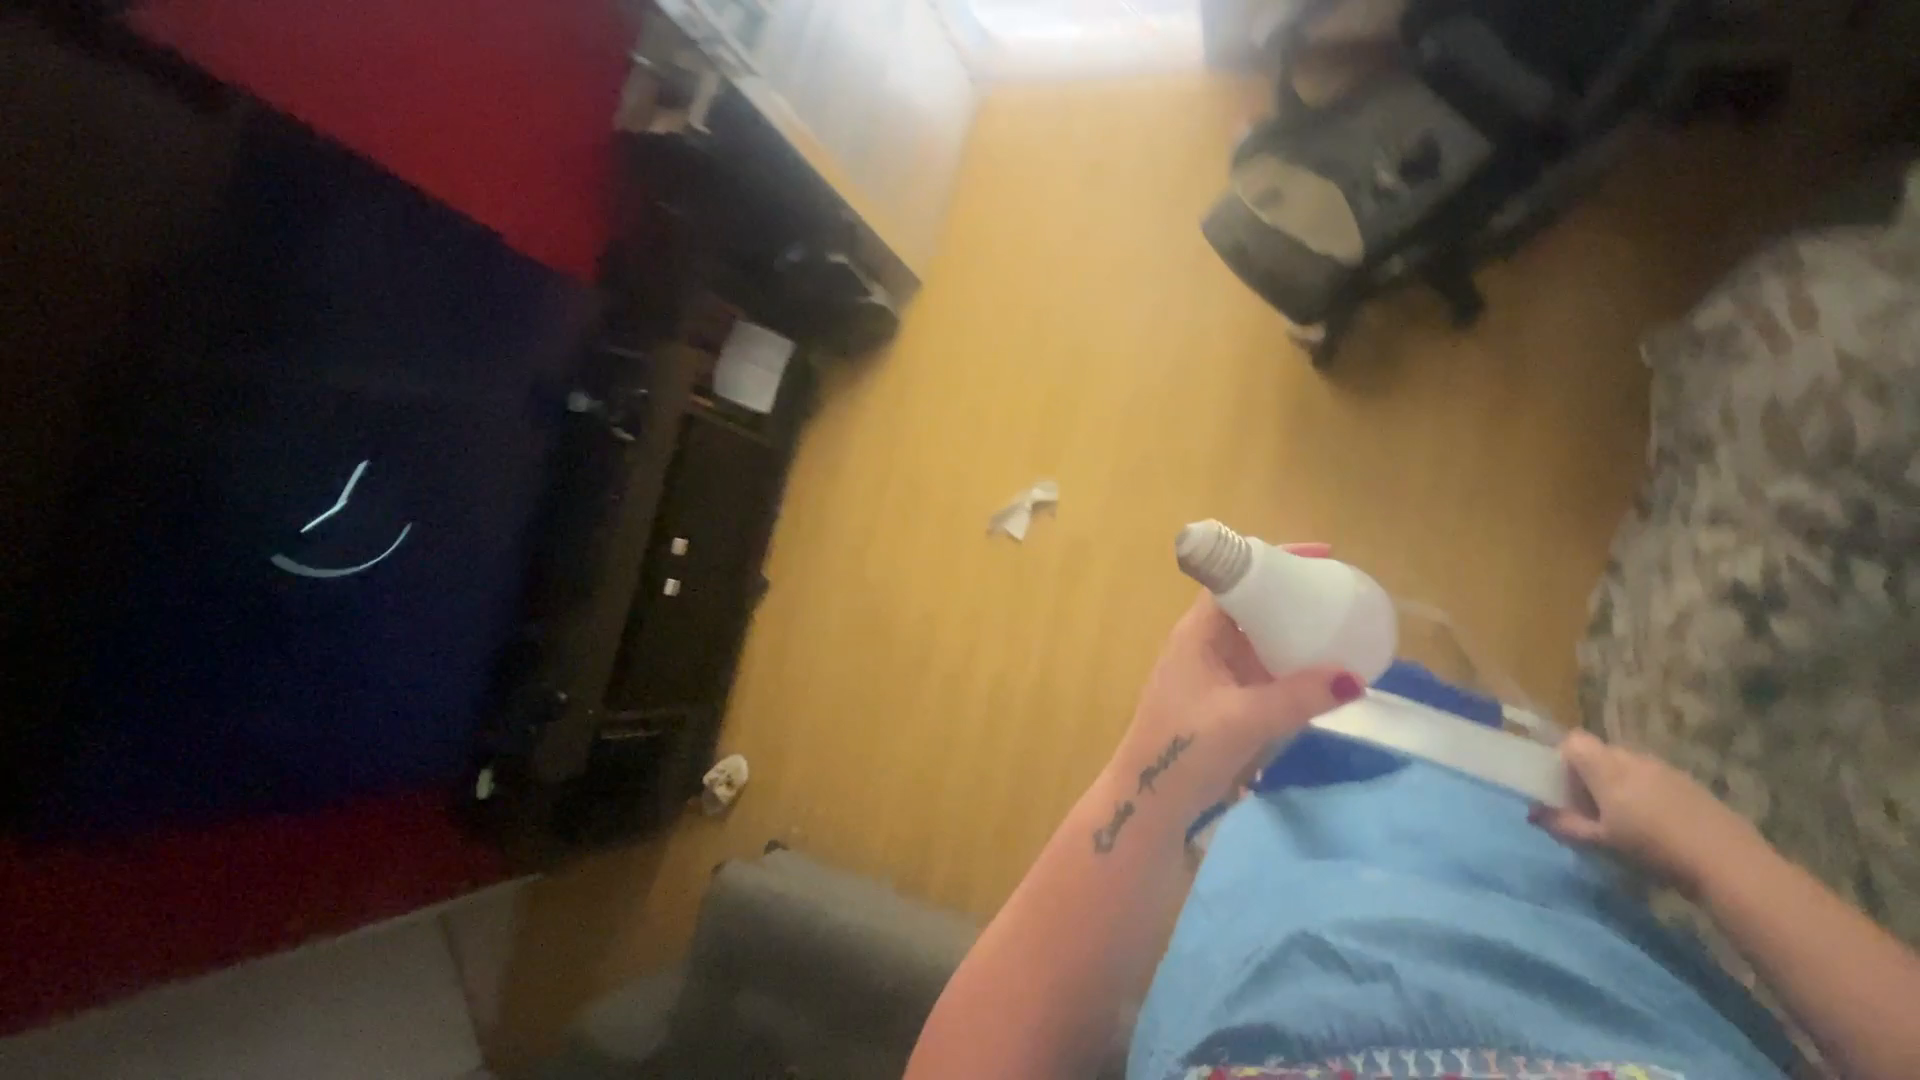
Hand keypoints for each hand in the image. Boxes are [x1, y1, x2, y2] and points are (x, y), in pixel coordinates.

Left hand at [1095, 566, 1362, 852]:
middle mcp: (1203, 646)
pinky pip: (1261, 670)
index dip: (1272, 561)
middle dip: (1291, 595)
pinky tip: (1322, 671)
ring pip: (1257, 639)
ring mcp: (1212, 675)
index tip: (1321, 557)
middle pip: (1250, 605)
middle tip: (1342, 592)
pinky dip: (1289, 664)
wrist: (1149, 801)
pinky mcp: (1222, 702)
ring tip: (1341, 624)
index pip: (1234, 579)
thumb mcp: (1244, 720)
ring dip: (1292, 631)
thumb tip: (1355, 678)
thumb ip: (1298, 698)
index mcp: (1196, 634)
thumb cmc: (1183, 750)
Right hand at [1530, 730, 1764, 894]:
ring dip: (1622, 784)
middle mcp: (1635, 759)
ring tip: (1629, 819)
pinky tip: (1661, 825)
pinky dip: (1650, 793)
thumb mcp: (1600, 842)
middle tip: (1594, 808)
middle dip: (1592, 774)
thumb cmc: (1652, 847)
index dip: (1565, 759)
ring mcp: (1667, 770)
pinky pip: (1657, 779)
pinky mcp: (1693, 785)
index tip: (1567, 787)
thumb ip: (1564, 824)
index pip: (1573, 740)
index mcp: (1606, 767)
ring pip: (1631, 766)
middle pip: (1602, 753)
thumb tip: (1532, 813)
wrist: (1729, 863)